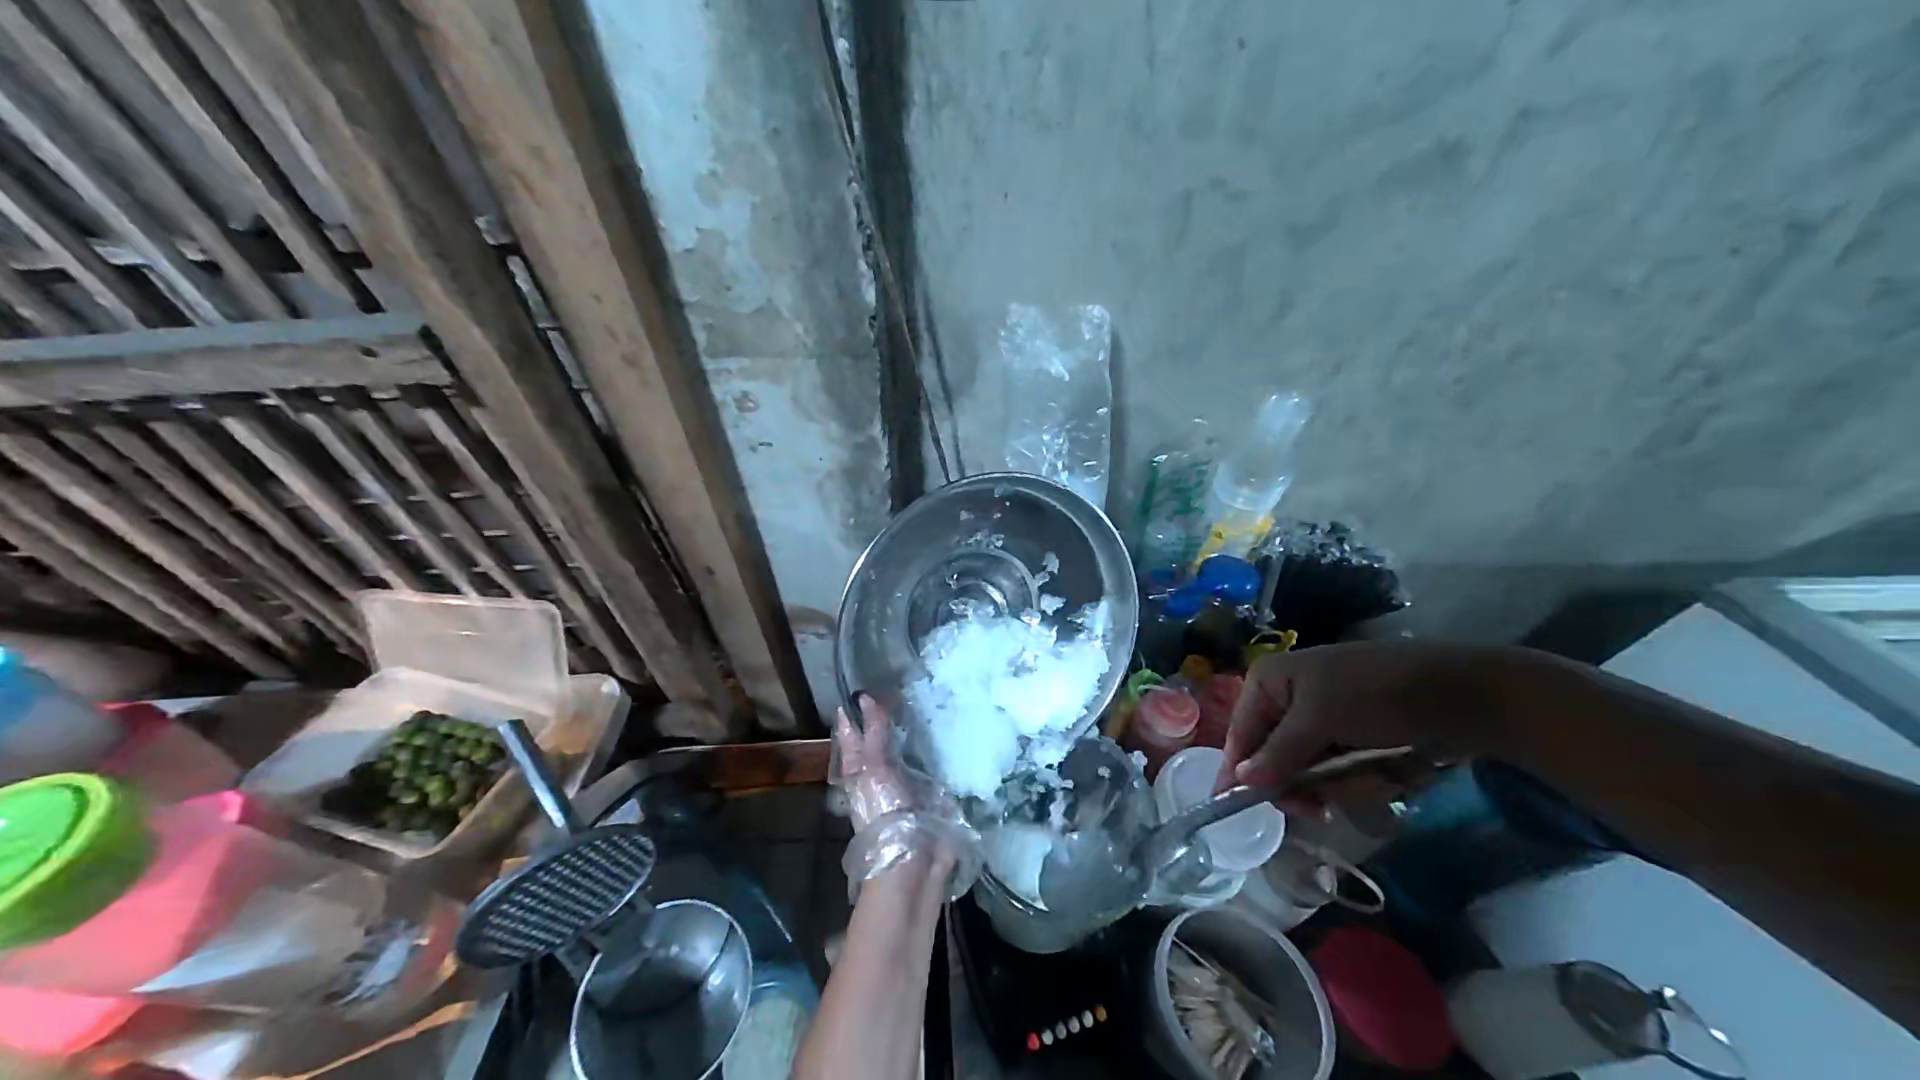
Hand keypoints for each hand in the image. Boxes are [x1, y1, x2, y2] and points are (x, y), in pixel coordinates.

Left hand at [832, 692, 980, 897]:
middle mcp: (882, 776)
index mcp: (860, 772)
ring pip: (909, 751)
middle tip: (906, 687)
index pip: (854, 736)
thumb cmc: (884, 812)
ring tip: (931, 701)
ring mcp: (908, 786)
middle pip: (883, 741)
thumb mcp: (874, 768)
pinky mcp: (933, 796)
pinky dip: (941, 751)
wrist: (914, 861)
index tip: (866, 686)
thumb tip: (866, 697)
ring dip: (918, 732)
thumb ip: (874, 734)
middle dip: (892, 720)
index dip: (857, 714)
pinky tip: (951, 733)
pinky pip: (935, 766)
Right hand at [1216, 641, 1512, 808]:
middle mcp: (1288, 700)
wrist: (1458, 692)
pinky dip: (1358, 782)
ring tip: (1371, 781)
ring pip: (1308, 772)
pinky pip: (1337, 773)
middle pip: (1272, 758)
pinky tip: (1384, 776)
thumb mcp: (1320, 719)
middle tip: (1318, 809)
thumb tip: (1240, 779)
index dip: (1239, 769)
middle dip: (1300, 784)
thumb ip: (1279, 752)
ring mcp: (1321, 721)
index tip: (1234, 807)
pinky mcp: (1351, 739)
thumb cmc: (1376, 692)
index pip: (1240, 733)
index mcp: (1270, 682)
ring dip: (1338, 785)